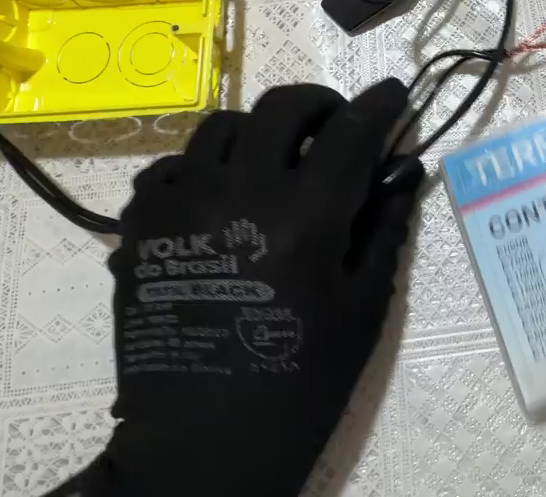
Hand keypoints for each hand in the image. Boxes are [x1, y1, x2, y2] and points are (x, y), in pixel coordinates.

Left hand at [82, 80, 422, 496]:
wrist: (200, 453)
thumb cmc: (299, 384)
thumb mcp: (363, 309)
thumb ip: (386, 226)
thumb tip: (404, 167)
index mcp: (305, 218)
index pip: (351, 132)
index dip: (380, 104)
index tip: (395, 92)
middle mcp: (240, 195)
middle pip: (281, 108)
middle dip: (319, 104)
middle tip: (334, 126)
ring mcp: (181, 207)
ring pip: (221, 126)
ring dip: (259, 133)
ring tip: (274, 161)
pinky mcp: (140, 229)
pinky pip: (169, 167)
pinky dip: (200, 167)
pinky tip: (218, 195)